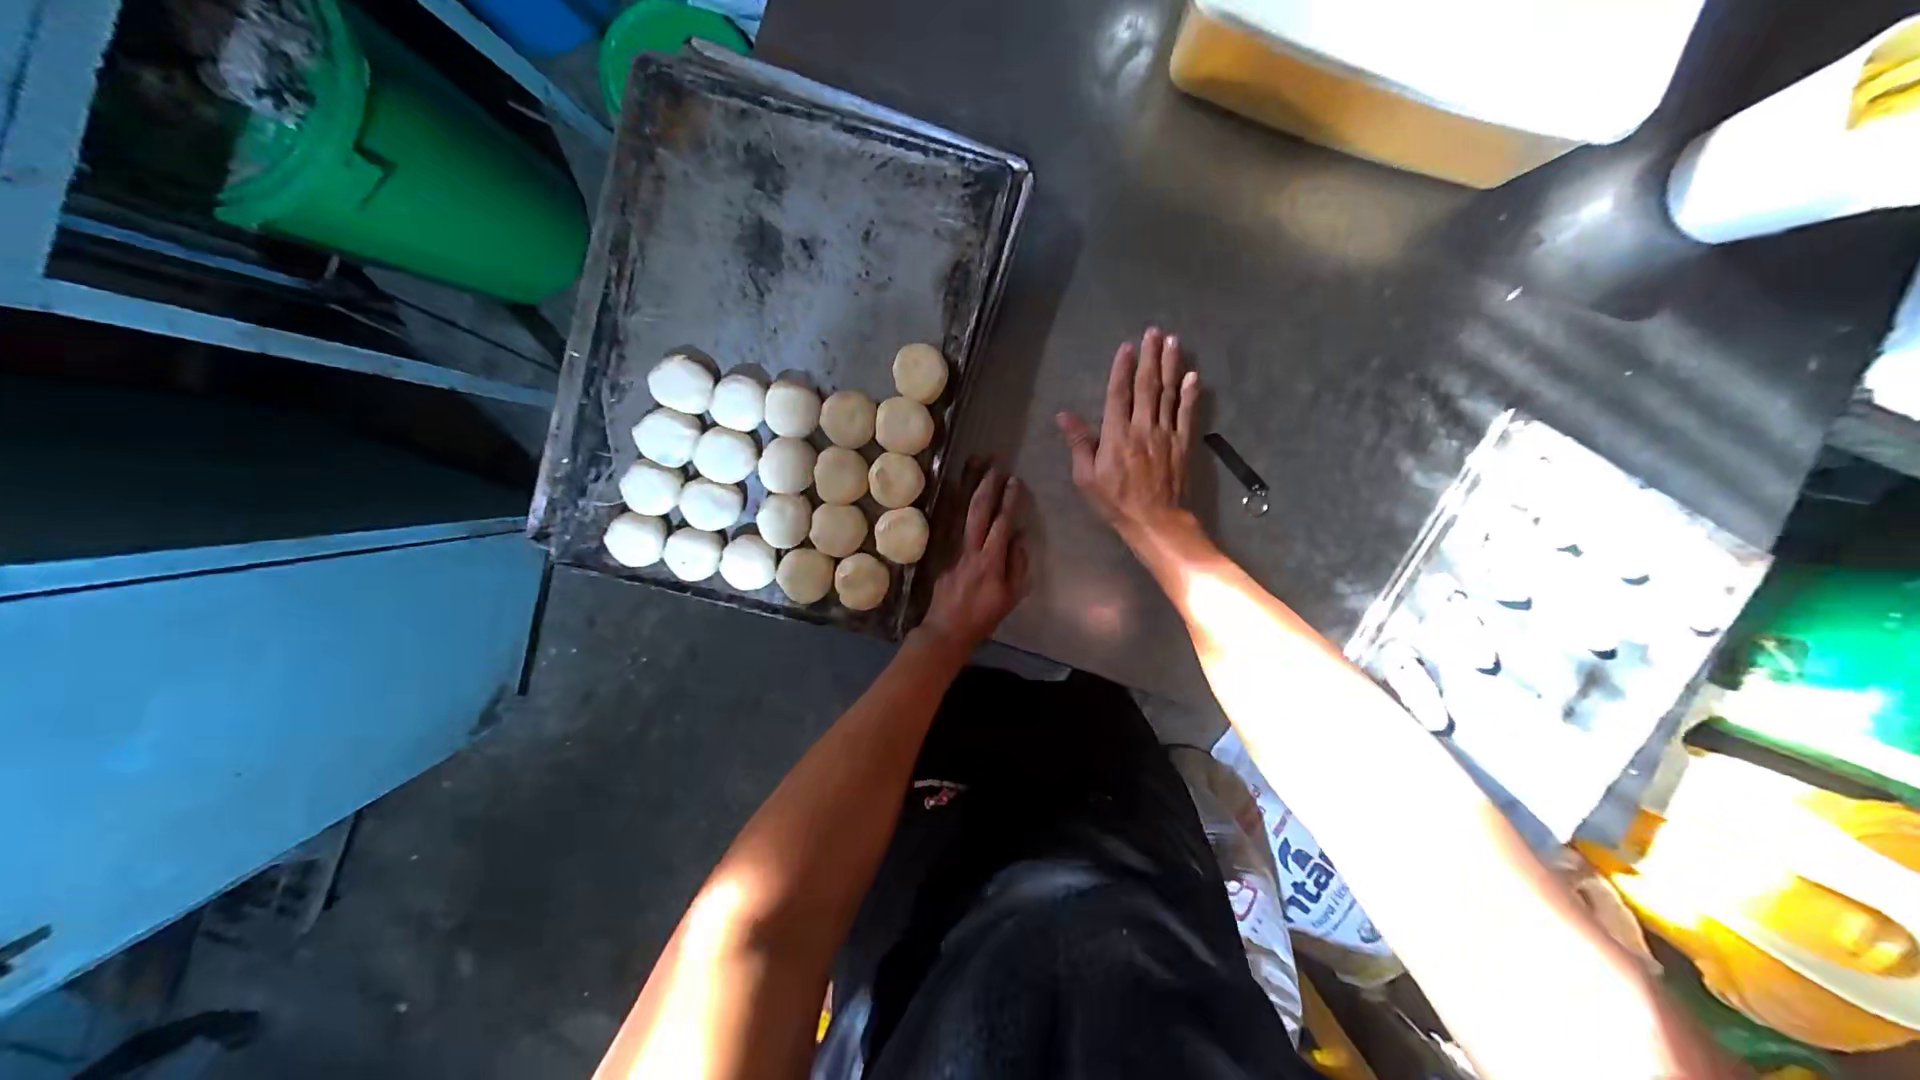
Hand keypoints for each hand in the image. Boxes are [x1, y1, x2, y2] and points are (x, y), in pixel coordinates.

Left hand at [919, 464, 1030, 650]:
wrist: (947, 629)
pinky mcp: (940, 551)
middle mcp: (970, 551)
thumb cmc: (984, 616)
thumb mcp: (1011, 596)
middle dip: (987, 486)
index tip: (1015, 482)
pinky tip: (957, 486)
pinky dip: (953, 501)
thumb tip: (1019, 537)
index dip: (1009, 501)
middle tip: (995, 465)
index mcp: (990, 562)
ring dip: (968, 486)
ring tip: (974, 464)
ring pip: (960, 511)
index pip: (1001, 524)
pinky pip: (949, 521)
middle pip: (978, 511)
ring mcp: (952, 549)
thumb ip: (1017, 565)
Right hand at [1056, 327, 1200, 547]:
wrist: (1157, 521)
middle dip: (1150, 356)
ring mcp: (1166, 434)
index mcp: (1117, 434)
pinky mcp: (1183, 444)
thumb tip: (1064, 416)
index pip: (1118, 394)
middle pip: (1147, 385)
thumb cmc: (1116, 502)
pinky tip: (1193, 376)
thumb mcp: (1087, 478)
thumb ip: (1080, 443)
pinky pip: (1187, 413)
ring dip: (1171, 365)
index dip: (1122, 368)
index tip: (1127, 347)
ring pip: (1168, 393)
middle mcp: (1143, 427)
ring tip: (1172, 342)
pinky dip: (1190, 393)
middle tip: (1154, 332)